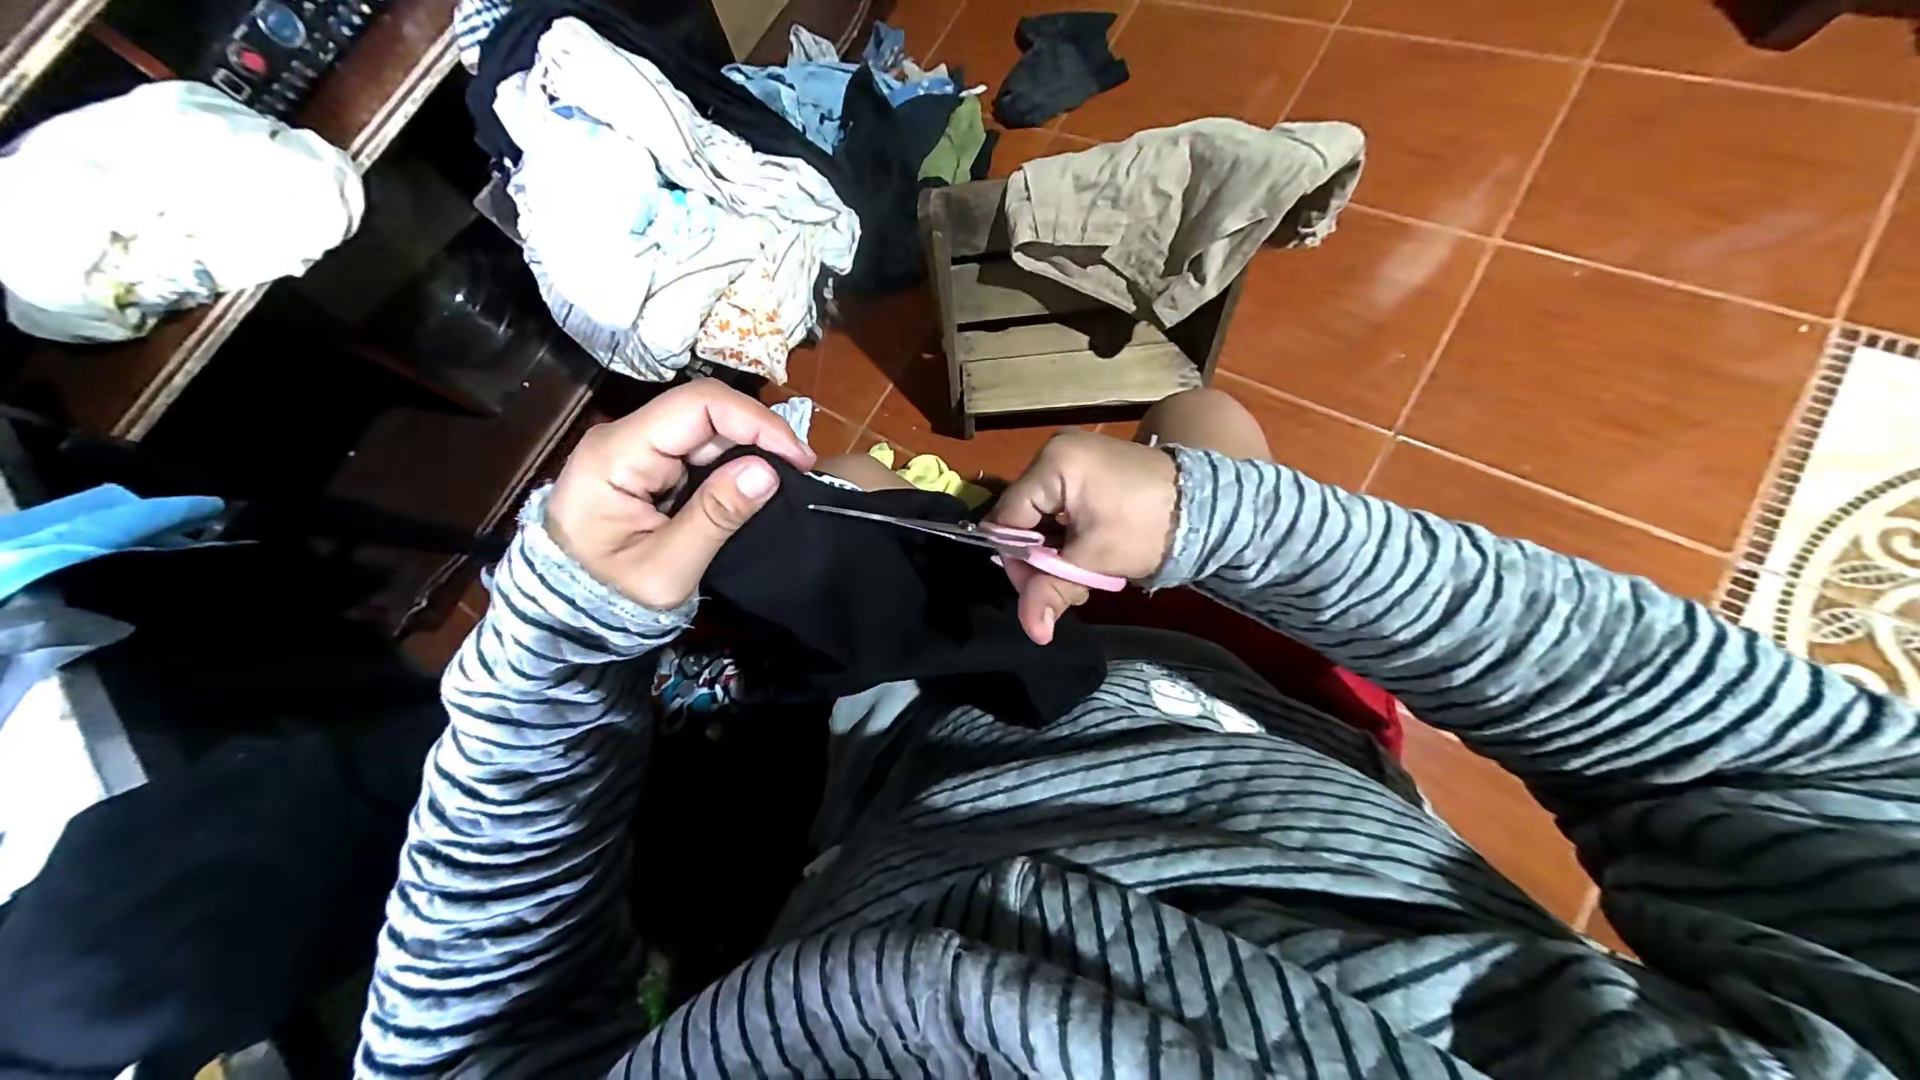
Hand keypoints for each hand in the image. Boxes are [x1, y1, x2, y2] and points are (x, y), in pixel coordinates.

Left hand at [543, 379, 815, 609]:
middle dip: (760, 431)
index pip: (696, 406)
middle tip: (802, 467)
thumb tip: (767, 471)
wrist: (570, 610)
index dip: (755, 421)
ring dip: (753, 443)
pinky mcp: (650, 461)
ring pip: (708, 425)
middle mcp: (625, 437)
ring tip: (790, 472)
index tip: (797, 457)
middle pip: (704, 409)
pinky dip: (737, 456)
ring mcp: (637, 446)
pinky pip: (701, 445)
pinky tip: (761, 475)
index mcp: (617, 455)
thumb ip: (714, 517)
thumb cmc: (612, 595)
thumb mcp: (667, 568)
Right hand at [987, 430, 1178, 644]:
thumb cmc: (1149, 527)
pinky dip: (1068, 534)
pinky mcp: (1090, 466)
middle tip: (1066, 586)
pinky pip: (1060, 505)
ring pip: (1041, 515)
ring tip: (1082, 574)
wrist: (1212, 506)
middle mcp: (1055, 451)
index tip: (1038, 587)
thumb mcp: (1096, 561)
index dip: (1016, 559)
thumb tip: (1032, 632)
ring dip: (1054, 550)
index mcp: (1052, 464)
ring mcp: (1074, 455)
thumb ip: (1053, 590)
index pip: (1006, 519)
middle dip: (1039, 558)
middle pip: (1022, 516)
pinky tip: (1086, 554)